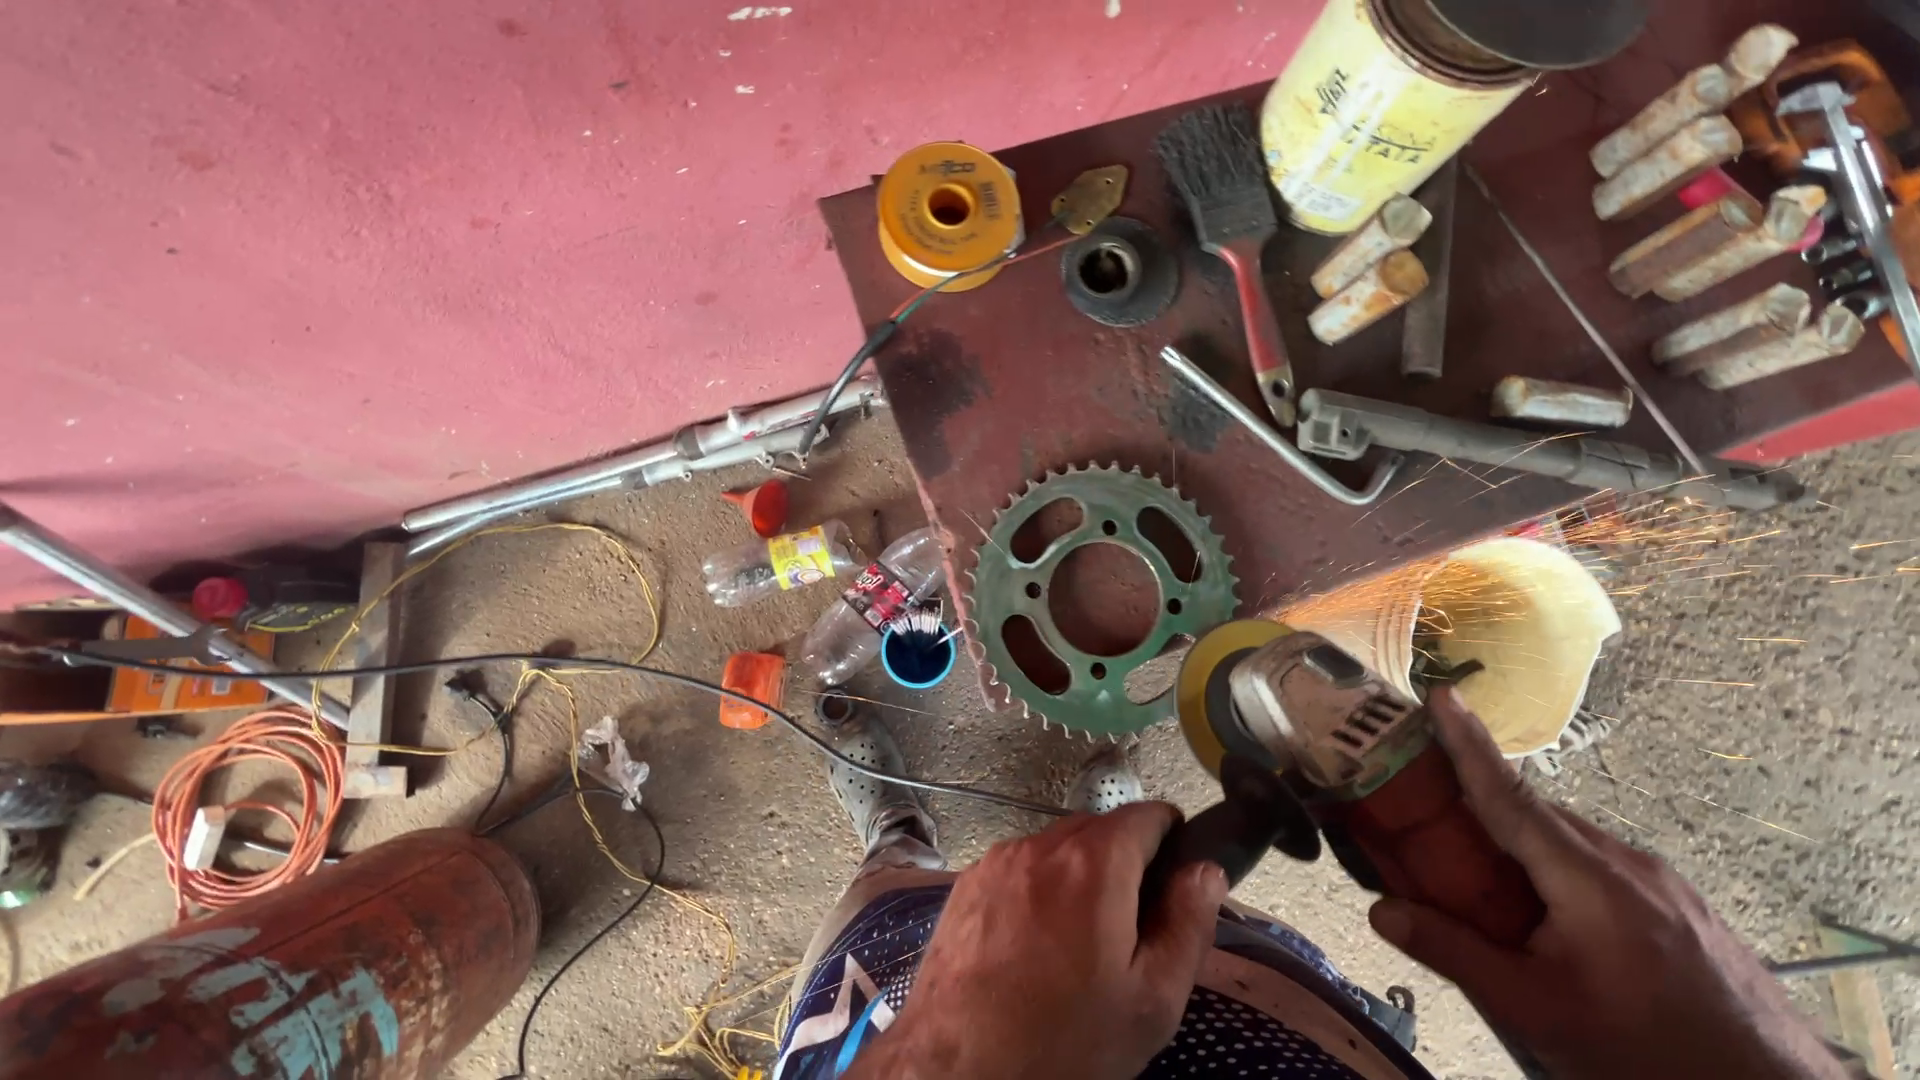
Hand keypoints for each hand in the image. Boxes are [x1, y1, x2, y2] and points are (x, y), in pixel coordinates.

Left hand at [845, 803, 1228, 1079]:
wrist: (958, 1067)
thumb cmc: (1065, 1038)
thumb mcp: (1152, 999)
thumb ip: (1189, 924)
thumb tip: (1205, 871)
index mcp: (1093, 863)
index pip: (1145, 814)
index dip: (1171, 836)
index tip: (1177, 874)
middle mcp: (1042, 845)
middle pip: (1099, 829)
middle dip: (1125, 860)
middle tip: (1133, 924)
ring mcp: (997, 861)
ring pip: (1056, 847)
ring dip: (1078, 874)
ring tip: (1079, 941)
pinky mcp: (967, 883)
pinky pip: (1018, 868)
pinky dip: (1037, 887)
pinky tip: (1034, 943)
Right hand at [1369, 686, 1844, 1079]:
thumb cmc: (1644, 1049)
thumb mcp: (1534, 1010)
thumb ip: (1453, 953)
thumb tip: (1379, 911)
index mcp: (1588, 879)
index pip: (1510, 795)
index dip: (1468, 744)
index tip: (1440, 695)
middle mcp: (1627, 863)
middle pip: (1536, 816)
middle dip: (1480, 806)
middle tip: (1428, 815)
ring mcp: (1662, 882)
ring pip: (1569, 842)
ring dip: (1520, 846)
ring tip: (1487, 884)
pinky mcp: (1682, 905)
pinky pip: (1601, 866)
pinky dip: (1558, 869)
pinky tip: (1551, 918)